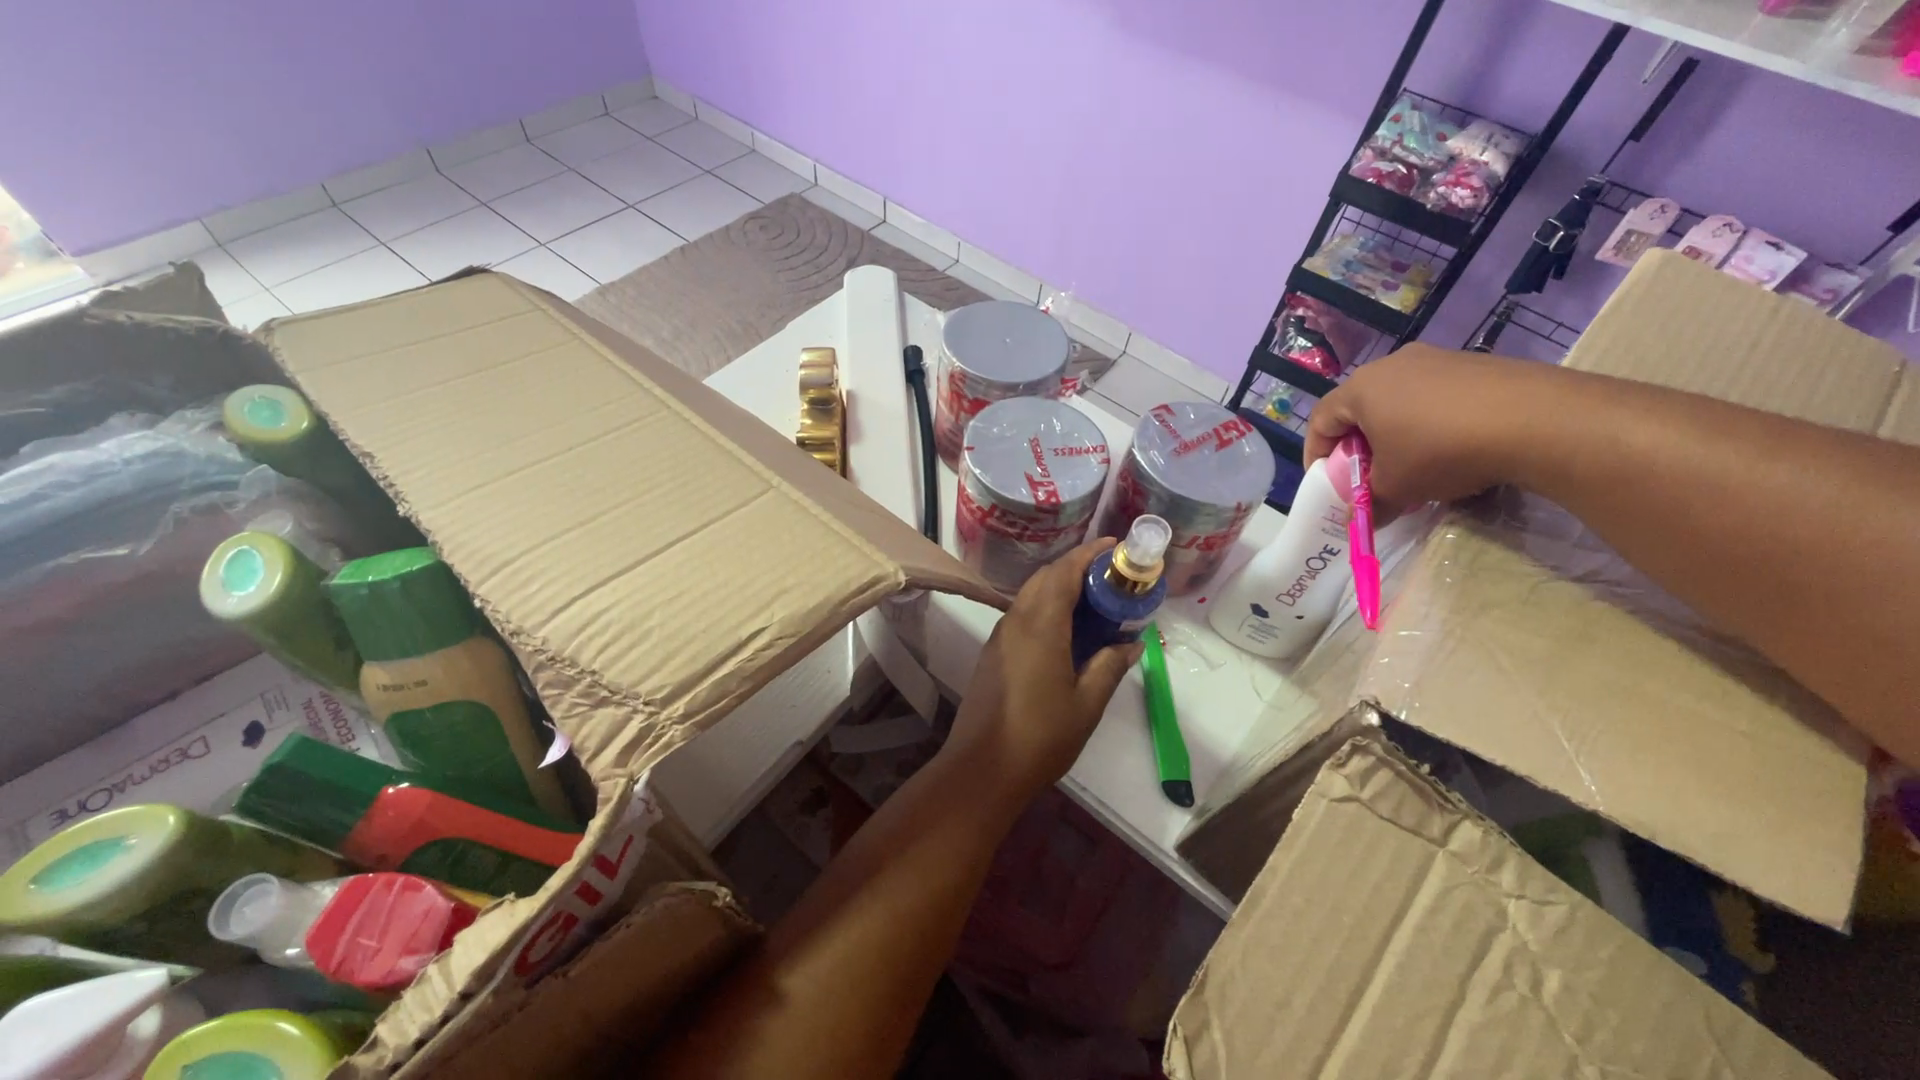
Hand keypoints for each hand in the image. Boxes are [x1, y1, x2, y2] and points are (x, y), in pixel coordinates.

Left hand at [943, 538, 1142, 802]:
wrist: (982, 769)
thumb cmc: (1040, 737)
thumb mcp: (1086, 704)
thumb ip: (1109, 666)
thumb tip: (1130, 644)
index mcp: (1040, 626)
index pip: (1063, 572)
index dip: (1089, 554)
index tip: (1115, 546)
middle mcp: (1015, 622)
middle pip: (1045, 578)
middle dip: (1077, 568)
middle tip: (1111, 577)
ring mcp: (999, 638)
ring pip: (1030, 596)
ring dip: (1060, 589)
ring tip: (1094, 602)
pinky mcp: (992, 655)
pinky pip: (1021, 616)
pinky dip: (1046, 609)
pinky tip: (1067, 631)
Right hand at [1304, 345, 1562, 514]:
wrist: (1533, 419)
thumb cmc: (1440, 451)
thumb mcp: (1397, 489)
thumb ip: (1370, 505)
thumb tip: (1358, 521)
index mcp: (1361, 389)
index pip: (1321, 419)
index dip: (1316, 453)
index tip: (1325, 481)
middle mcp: (1393, 365)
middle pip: (1360, 407)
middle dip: (1359, 445)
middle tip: (1369, 476)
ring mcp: (1437, 360)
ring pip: (1400, 401)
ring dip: (1397, 434)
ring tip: (1415, 466)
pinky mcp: (1474, 364)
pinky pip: (1437, 397)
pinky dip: (1432, 423)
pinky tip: (1454, 449)